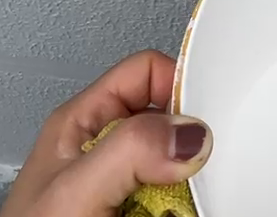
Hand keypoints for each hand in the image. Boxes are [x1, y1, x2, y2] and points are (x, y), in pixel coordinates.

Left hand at [0, 51, 212, 216]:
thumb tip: (191, 134)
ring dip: (195, 184)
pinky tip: (190, 213)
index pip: (147, 73)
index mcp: (83, 123)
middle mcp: (107, 151)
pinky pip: (181, 204)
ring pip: (182, 168)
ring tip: (193, 200)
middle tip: (201, 167)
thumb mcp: (73, 193)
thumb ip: (129, 150)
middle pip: (171, 122)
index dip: (179, 86)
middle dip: (192, 144)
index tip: (203, 119)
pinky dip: (192, 208)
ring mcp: (125, 191)